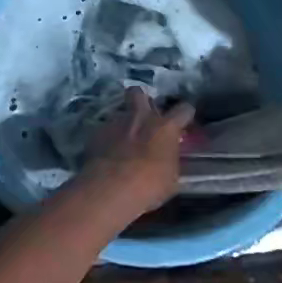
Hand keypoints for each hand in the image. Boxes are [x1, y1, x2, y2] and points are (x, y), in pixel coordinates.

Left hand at [75, 88, 193, 220]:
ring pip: (119, 114)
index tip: (184, 121)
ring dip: (123, 124)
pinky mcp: (96, 133)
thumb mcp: (171, 178)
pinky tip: (105, 154)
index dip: (185, 114)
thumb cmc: (149, 186)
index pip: (183, 109)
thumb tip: (169, 158)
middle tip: (143, 114)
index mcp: (165, 127)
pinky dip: (107, 140)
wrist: (110, 189)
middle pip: (139, 93)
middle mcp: (141, 117)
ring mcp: (116, 123)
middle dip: (141, 99)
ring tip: (121, 141)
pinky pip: (104, 131)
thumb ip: (170, 161)